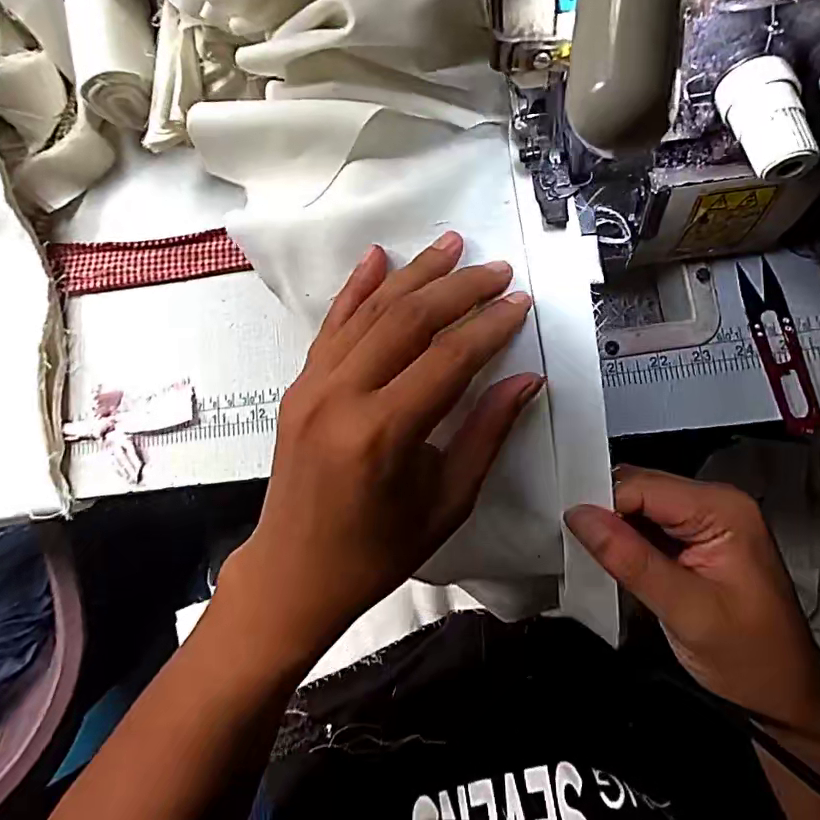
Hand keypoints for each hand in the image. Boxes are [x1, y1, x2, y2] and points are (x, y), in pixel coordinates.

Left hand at [221, 232, 542, 658]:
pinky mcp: (300, 384)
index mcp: (383, 433)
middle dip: (459, 288)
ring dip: (414, 274)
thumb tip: (526, 381)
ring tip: (450, 245)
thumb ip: (486, 433)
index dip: (490, 326)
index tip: (520, 303)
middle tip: (497, 269)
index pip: (449, 358)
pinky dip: (357, 287)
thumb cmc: (376, 551)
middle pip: (409, 321)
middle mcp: (342, 397)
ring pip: (371, 312)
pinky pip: (333, 325)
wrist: (293, 573)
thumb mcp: (446, 501)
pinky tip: (377, 257)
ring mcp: (313, 385)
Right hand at [565, 467, 819, 725]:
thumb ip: (630, 559)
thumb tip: (579, 515)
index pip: (642, 485)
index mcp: (722, 508)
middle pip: (639, 488)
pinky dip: (627, 542)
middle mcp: (714, 501)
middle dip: (605, 514)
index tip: (569, 531)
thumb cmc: (752, 659)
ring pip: (638, 505)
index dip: (602, 504)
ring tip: (593, 558)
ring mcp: (706, 518)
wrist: (788, 700)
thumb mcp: (687, 612)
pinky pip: (648, 524)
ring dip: (614, 529)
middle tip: (577, 548)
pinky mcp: (696, 537)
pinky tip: (615, 564)